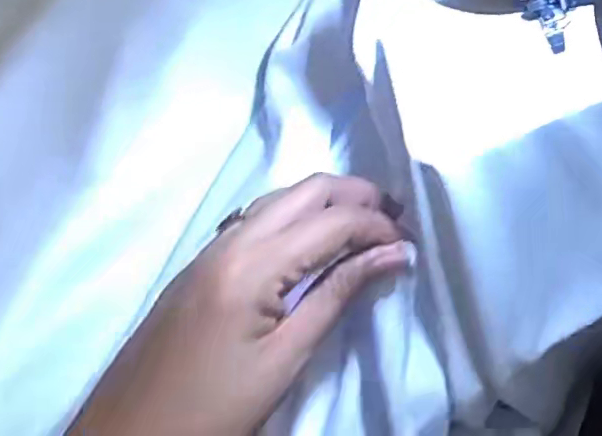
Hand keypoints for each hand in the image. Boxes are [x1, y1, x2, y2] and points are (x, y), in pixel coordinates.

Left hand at [71, 174, 412, 435]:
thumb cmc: (207, 415)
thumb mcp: (284, 359)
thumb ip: (341, 293)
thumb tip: (398, 252)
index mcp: (251, 268)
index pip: (337, 220)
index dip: (381, 226)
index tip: (406, 247)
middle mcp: (229, 245)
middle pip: (311, 189)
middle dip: (360, 197)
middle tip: (390, 225)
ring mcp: (206, 254)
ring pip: (284, 196)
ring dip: (329, 203)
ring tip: (359, 230)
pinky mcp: (195, 270)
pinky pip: (259, 217)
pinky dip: (298, 216)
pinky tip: (312, 245)